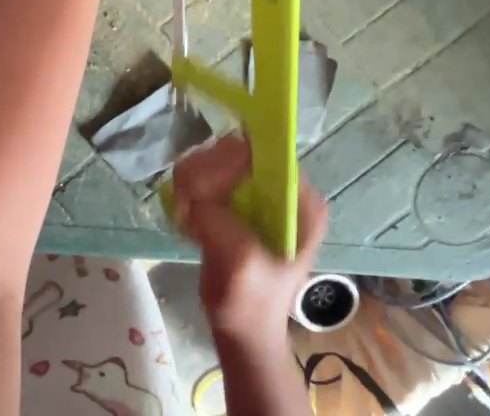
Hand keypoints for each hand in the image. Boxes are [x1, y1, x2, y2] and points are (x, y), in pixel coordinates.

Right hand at [173, 134, 329, 346]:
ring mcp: (260, 198)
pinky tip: (189, 218)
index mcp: (302, 202)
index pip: (264, 154)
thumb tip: (187, 181)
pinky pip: (210, 181)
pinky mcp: (238, 207)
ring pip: (218, 164)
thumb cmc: (251, 302)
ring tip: (187, 213)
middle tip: (189, 201)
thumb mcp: (238, 260)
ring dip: (195, 183)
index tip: (203, 183)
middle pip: (237, 153)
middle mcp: (285, 192)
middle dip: (207, 173)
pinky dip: (193, 193)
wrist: (243, 334)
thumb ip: (216, 216)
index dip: (230, 159)